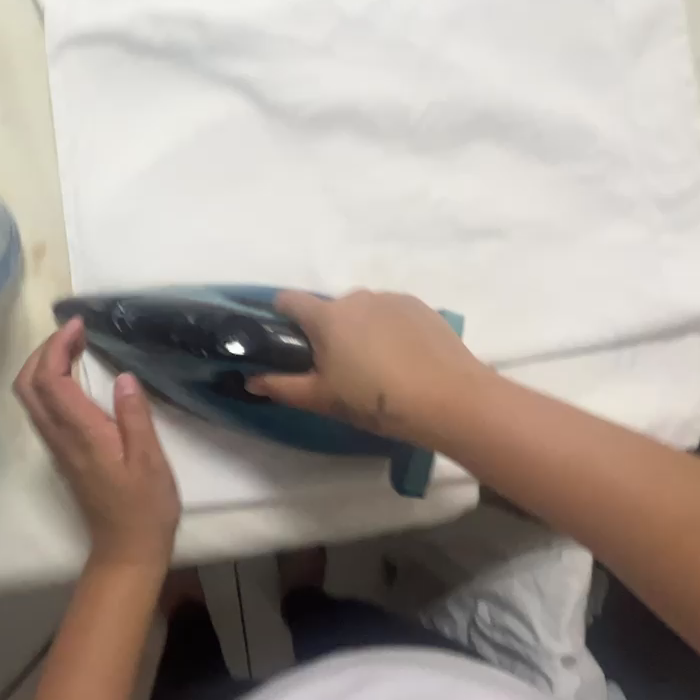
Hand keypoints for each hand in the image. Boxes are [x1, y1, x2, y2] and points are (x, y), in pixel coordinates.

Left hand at [15, 318, 181, 568]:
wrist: (127, 549)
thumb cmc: (145, 506)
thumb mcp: (150, 460)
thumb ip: (134, 416)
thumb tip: (122, 377)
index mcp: (81, 434)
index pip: (51, 380)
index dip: (57, 347)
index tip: (79, 326)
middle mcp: (60, 438)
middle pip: (27, 385)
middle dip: (43, 350)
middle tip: (74, 332)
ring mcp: (57, 447)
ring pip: (30, 398)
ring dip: (43, 365)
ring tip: (74, 347)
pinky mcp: (63, 454)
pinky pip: (42, 410)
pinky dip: (49, 383)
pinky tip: (75, 378)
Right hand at [246, 290, 488, 443]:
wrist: (449, 399)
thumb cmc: (376, 401)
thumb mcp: (322, 400)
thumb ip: (282, 387)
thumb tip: (251, 380)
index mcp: (327, 316)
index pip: (288, 300)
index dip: (280, 318)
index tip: (286, 344)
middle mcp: (356, 298)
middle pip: (328, 310)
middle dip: (326, 333)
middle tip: (336, 371)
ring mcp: (391, 299)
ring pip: (362, 312)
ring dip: (359, 331)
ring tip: (376, 369)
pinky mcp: (420, 307)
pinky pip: (391, 314)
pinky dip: (388, 331)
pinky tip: (403, 361)